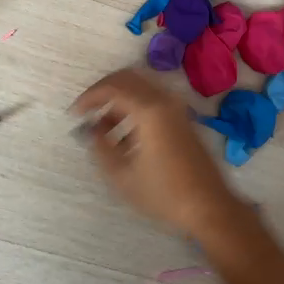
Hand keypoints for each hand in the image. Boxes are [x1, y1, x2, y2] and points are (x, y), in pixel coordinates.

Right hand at [73, 68, 243, 237]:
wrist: (208, 205)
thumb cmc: (163, 193)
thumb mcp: (123, 175)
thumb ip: (101, 147)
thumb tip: (90, 129)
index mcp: (149, 109)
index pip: (112, 86)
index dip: (89, 97)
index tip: (74, 114)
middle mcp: (164, 99)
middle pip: (127, 78)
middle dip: (103, 92)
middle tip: (86, 113)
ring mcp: (176, 107)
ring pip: (140, 87)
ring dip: (119, 100)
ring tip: (102, 128)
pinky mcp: (182, 117)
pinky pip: (152, 99)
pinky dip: (134, 107)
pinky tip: (123, 135)